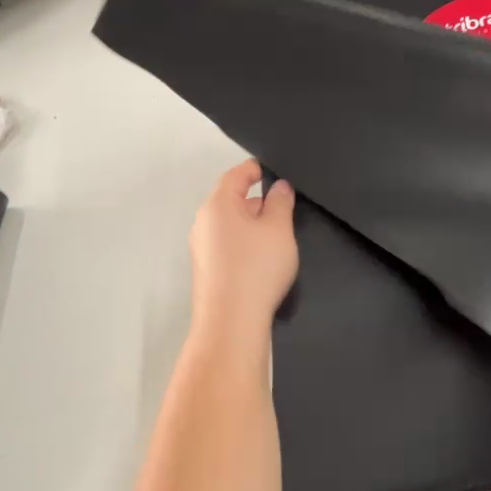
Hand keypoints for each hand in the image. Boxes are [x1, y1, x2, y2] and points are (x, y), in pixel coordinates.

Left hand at [189, 161, 297, 347]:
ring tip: (281, 237)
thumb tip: (279, 187)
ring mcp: (202, 249)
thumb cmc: (256, 267)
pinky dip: (247, 243)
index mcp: (217, 206)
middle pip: (232, 200)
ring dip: (255, 225)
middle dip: (260, 200)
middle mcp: (204, 224)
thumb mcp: (279, 228)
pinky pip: (229, 244)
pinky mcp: (208, 270)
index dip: (257, 169)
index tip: (279, 172)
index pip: (236, 175)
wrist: (232, 322)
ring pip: (232, 224)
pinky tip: (266, 259)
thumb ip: (280, 202)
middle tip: (288, 208)